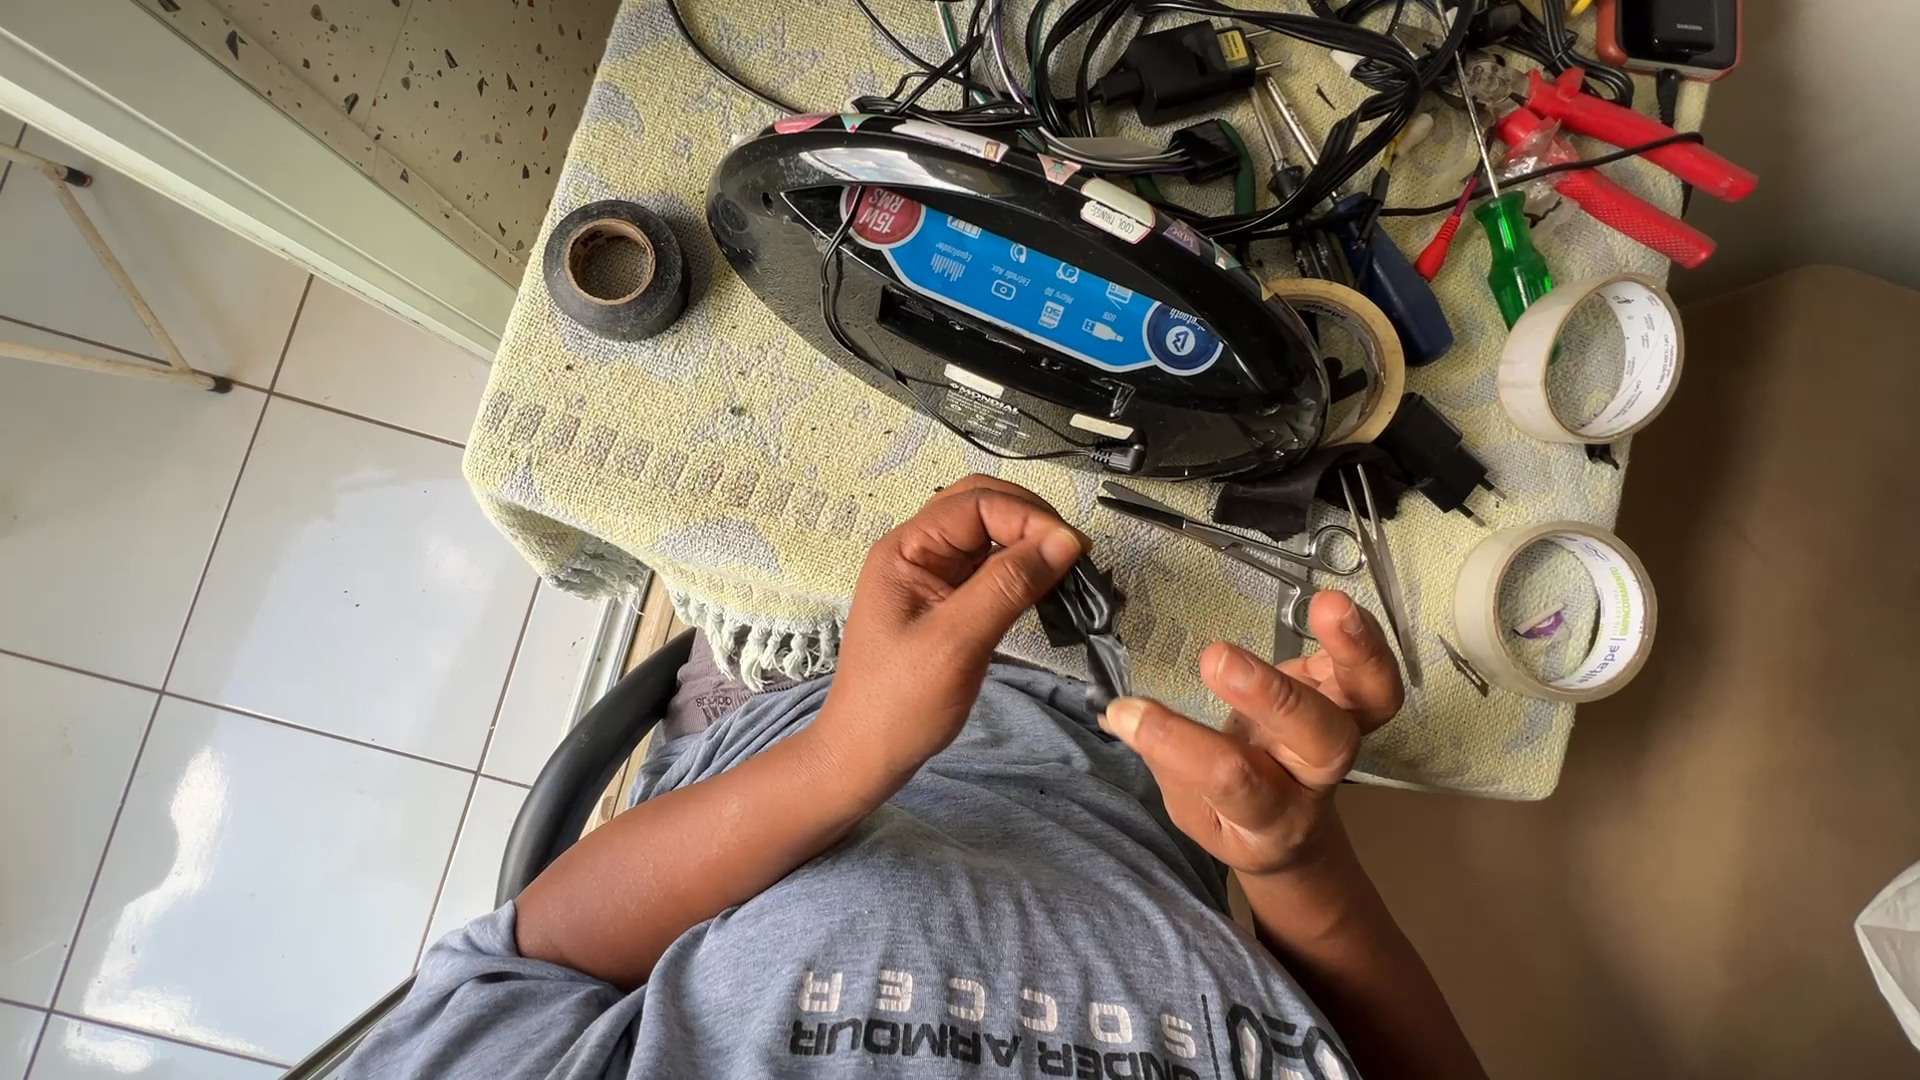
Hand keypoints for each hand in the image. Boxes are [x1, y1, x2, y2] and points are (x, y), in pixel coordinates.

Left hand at [814, 475, 1086, 781]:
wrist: (866, 755)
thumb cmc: (899, 703)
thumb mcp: (956, 641)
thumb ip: (1008, 585)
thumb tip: (1065, 540)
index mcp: (907, 549)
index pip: (976, 502)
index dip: (1028, 517)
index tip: (1072, 550)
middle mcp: (919, 552)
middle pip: (982, 506)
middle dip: (1031, 520)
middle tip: (1073, 553)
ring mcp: (933, 577)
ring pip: (990, 536)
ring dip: (1029, 544)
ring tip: (1067, 570)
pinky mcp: (949, 602)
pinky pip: (991, 569)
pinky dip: (1022, 571)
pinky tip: (1046, 588)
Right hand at [1099, 590, 1402, 878]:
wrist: (1292, 827)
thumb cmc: (1230, 813)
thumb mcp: (1191, 810)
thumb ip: (1166, 760)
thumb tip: (1123, 713)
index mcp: (1268, 815)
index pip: (1230, 781)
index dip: (1179, 745)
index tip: (1128, 713)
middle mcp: (1313, 776)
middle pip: (1318, 743)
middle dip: (1271, 697)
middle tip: (1218, 659)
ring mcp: (1340, 734)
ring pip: (1370, 702)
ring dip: (1355, 653)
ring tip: (1328, 607)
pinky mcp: (1353, 701)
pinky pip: (1371, 673)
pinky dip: (1362, 635)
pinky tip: (1332, 605)